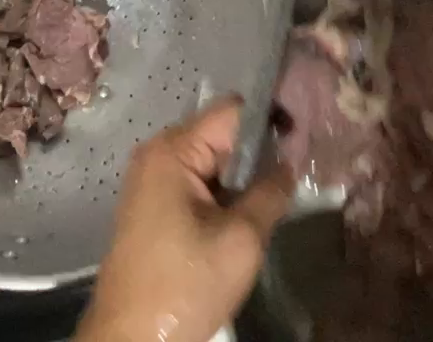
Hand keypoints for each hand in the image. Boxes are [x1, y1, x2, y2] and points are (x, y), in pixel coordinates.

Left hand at [76, 97, 294, 341]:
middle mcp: (156, 153)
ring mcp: (149, 179)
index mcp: (172, 150)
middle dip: (255, 152)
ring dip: (239, 177)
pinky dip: (219, 192)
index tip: (300, 138)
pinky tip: (240, 217)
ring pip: (208, 161)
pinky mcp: (150, 204)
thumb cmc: (186, 283)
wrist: (132, 336)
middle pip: (217, 134)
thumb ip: (270, 194)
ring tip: (272, 198)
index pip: (230, 112)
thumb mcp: (240, 240)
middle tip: (290, 178)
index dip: (268, 119)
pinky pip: (193, 182)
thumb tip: (288, 163)